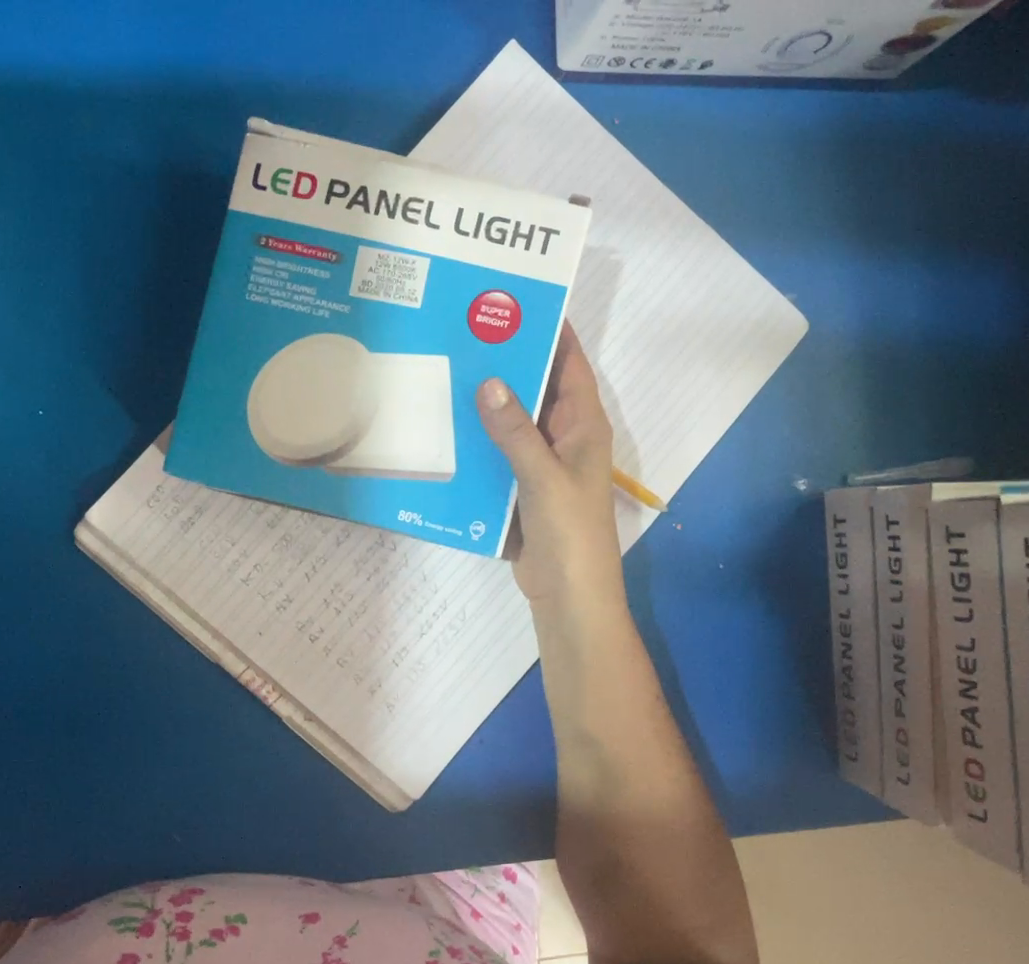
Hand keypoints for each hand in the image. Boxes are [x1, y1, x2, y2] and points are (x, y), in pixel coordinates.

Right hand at [476, 323, 624, 614]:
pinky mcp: (520, 490)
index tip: (519, 303)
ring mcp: (541, 465)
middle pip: (537, 390)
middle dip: (508, 364)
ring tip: (447, 371)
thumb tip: (489, 381)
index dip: (552, 333)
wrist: (568, 595)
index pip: (571, 366)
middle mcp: (564, 439)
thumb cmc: (569, 532)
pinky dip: (477, 443)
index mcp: (583, 427)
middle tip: (466, 333)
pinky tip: (445, 429)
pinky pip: (497, 456)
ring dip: (487, 405)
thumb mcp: (543, 476)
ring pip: (513, 424)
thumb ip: (515, 431)